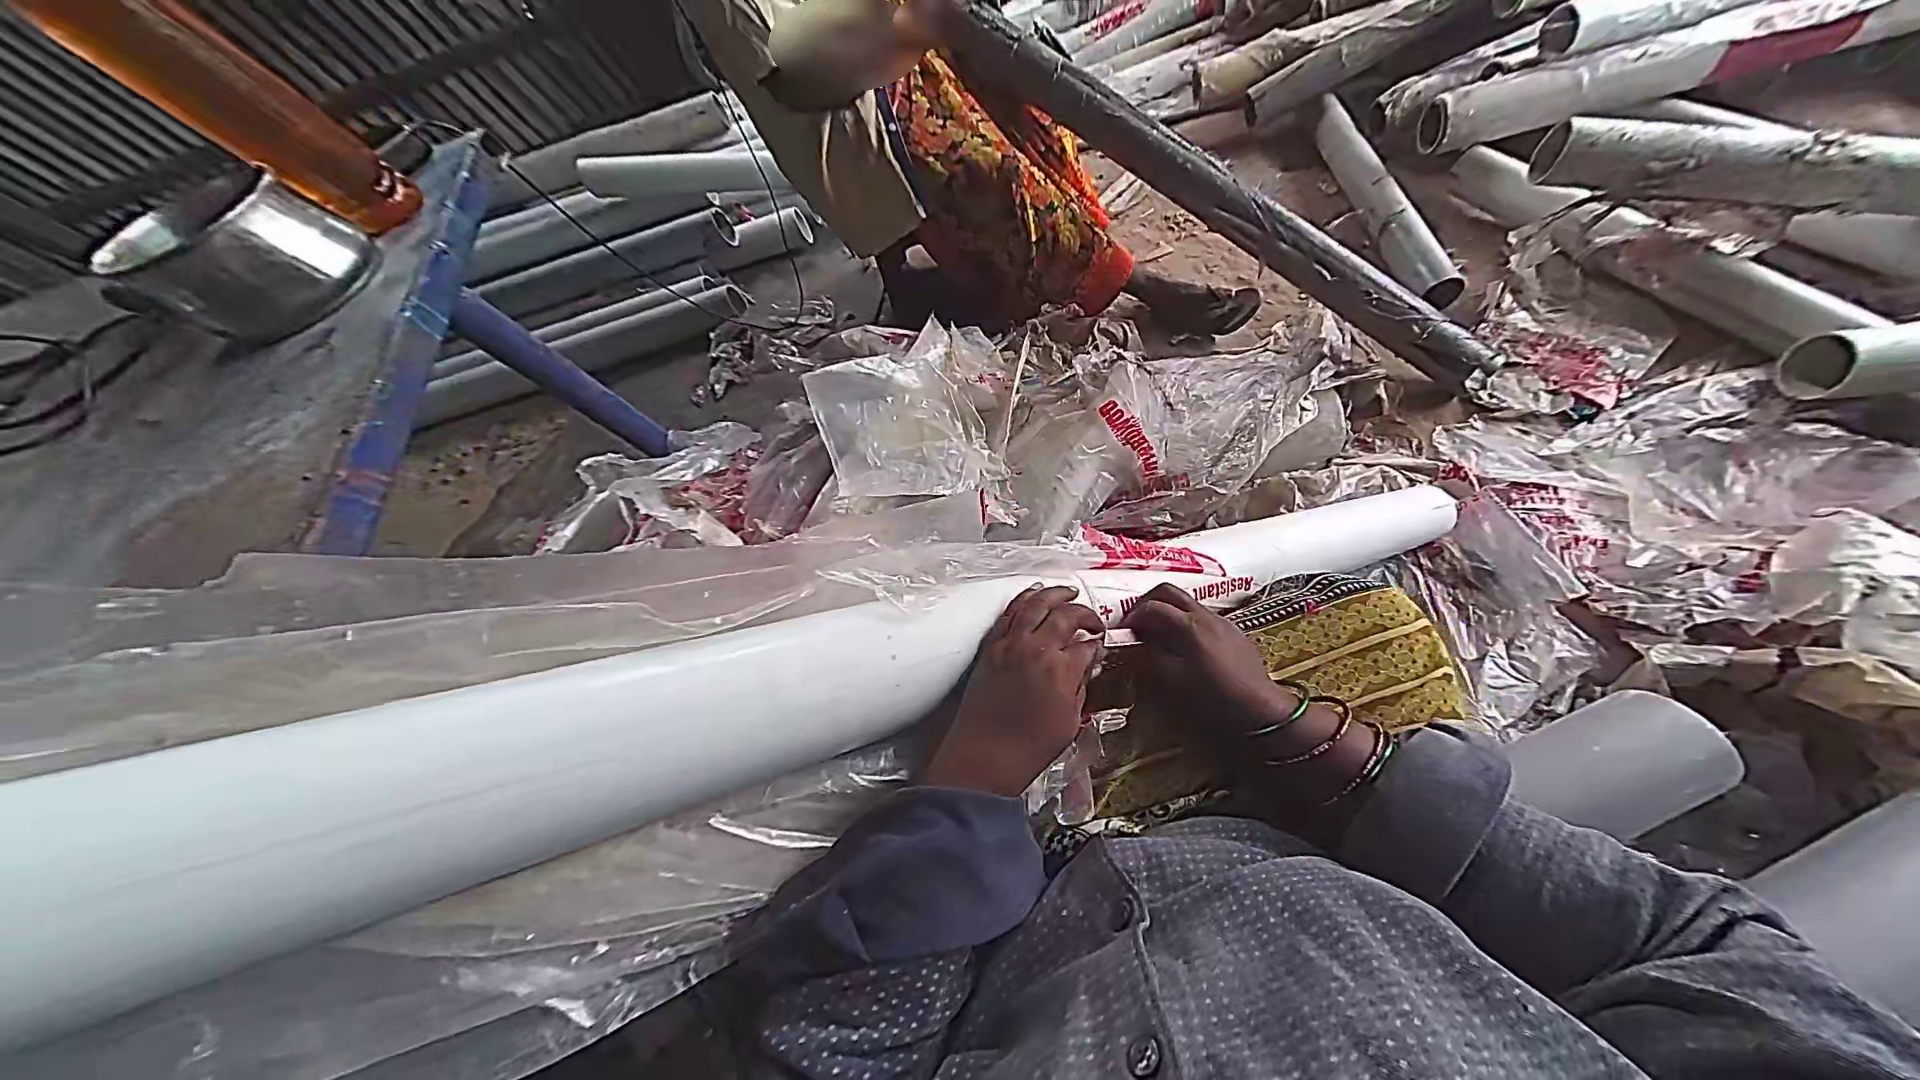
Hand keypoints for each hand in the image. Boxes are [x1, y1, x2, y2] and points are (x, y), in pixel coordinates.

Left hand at [924, 585, 1105, 796]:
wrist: (984, 755)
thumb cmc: (1027, 747)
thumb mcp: (1070, 721)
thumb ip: (1079, 686)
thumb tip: (1085, 667)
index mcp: (1061, 669)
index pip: (1087, 644)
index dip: (1096, 644)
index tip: (1098, 645)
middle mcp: (1036, 649)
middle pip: (1066, 615)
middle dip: (1085, 614)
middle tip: (1092, 620)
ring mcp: (1010, 645)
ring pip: (1036, 604)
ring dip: (1055, 594)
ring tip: (1067, 592)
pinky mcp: (991, 647)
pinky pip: (1009, 613)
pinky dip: (1023, 599)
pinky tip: (1033, 595)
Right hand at [1123, 584, 1379, 813]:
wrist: (1261, 710)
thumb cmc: (1213, 698)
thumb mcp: (1172, 682)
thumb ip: (1148, 658)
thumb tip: (1132, 645)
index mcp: (1188, 626)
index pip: (1151, 607)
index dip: (1132, 616)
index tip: (1123, 631)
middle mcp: (1205, 615)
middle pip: (1169, 592)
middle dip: (1148, 602)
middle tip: (1136, 622)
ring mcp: (1222, 621)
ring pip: (1187, 602)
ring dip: (1167, 611)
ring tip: (1158, 635)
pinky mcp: (1233, 632)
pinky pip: (1202, 616)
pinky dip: (1185, 622)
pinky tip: (1184, 646)